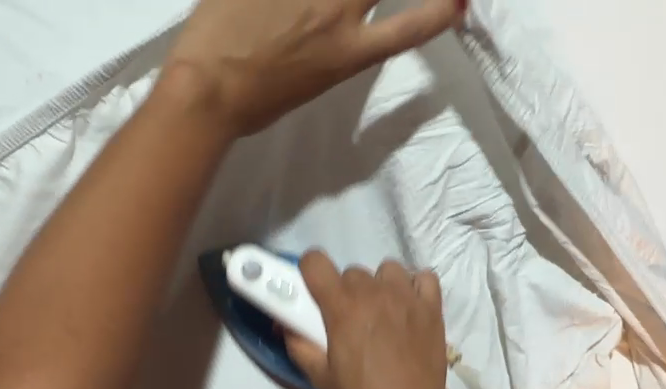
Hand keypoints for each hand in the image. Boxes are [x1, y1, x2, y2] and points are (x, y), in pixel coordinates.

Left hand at [164, 0, 462, 137]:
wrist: (207, 89)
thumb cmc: (254, 102)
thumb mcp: (308, 82)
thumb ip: (330, 46)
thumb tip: (339, 23)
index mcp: (348, 54)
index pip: (411, 27)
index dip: (439, 10)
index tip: (459, 2)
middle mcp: (338, 11)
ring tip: (327, 8)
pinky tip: (287, 4)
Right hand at [286, 251, 457, 388]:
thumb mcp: (322, 379)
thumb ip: (300, 346)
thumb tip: (285, 325)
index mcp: (342, 307)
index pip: (315, 262)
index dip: (310, 272)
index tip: (313, 291)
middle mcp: (373, 292)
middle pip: (351, 273)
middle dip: (346, 293)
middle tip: (349, 322)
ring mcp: (406, 296)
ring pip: (386, 271)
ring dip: (380, 287)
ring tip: (382, 315)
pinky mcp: (432, 306)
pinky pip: (422, 278)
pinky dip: (414, 287)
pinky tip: (409, 307)